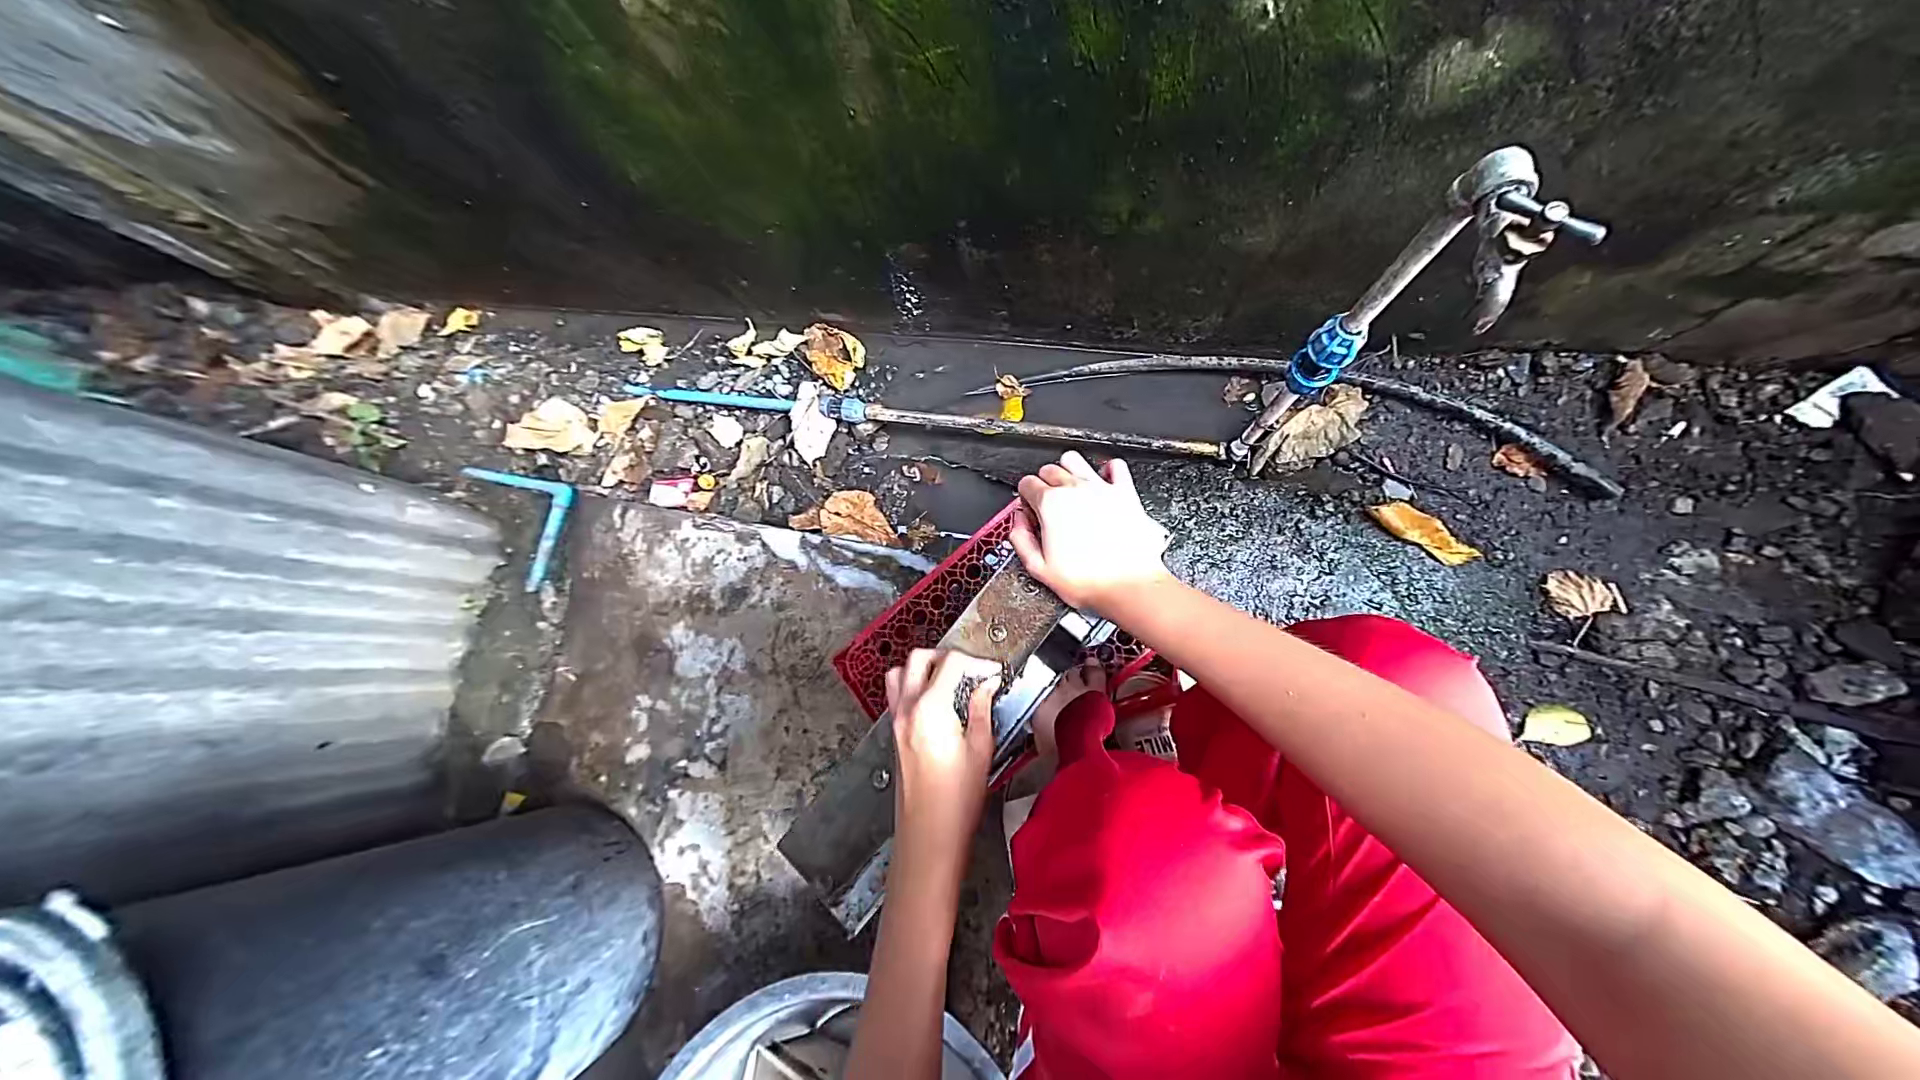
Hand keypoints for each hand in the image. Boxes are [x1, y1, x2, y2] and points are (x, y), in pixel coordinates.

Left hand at [886, 649, 1000, 869]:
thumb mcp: (981, 749)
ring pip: (900, 672)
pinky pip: (897, 694)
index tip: (992, 671)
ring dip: (925, 667)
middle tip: (972, 669)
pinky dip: (914, 685)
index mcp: (930, 709)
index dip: (976, 661)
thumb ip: (981, 709)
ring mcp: (896, 721)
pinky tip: (936, 701)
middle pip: (920, 658)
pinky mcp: (895, 734)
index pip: (951, 663)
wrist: (928, 836)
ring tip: (951, 679)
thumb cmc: (954, 802)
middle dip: (948, 656)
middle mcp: (907, 710)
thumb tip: (986, 686)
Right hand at [1010, 451, 1171, 609]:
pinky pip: (1115, 466)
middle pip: (1049, 469)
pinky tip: (1102, 482)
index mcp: (1050, 504)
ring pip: (1075, 459)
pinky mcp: (1125, 493)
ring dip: (1068, 470)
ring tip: (1069, 489)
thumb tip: (1018, 524)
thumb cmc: (1090, 580)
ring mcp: (1101, 488)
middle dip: (1043, 484)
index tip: (1031, 511)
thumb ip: (1020, 540)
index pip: (1027, 483)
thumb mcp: (1039, 568)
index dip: (1025, 498)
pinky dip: (1107, 469)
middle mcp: (1075, 490)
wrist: (1128, 586)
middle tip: (1047, 505)